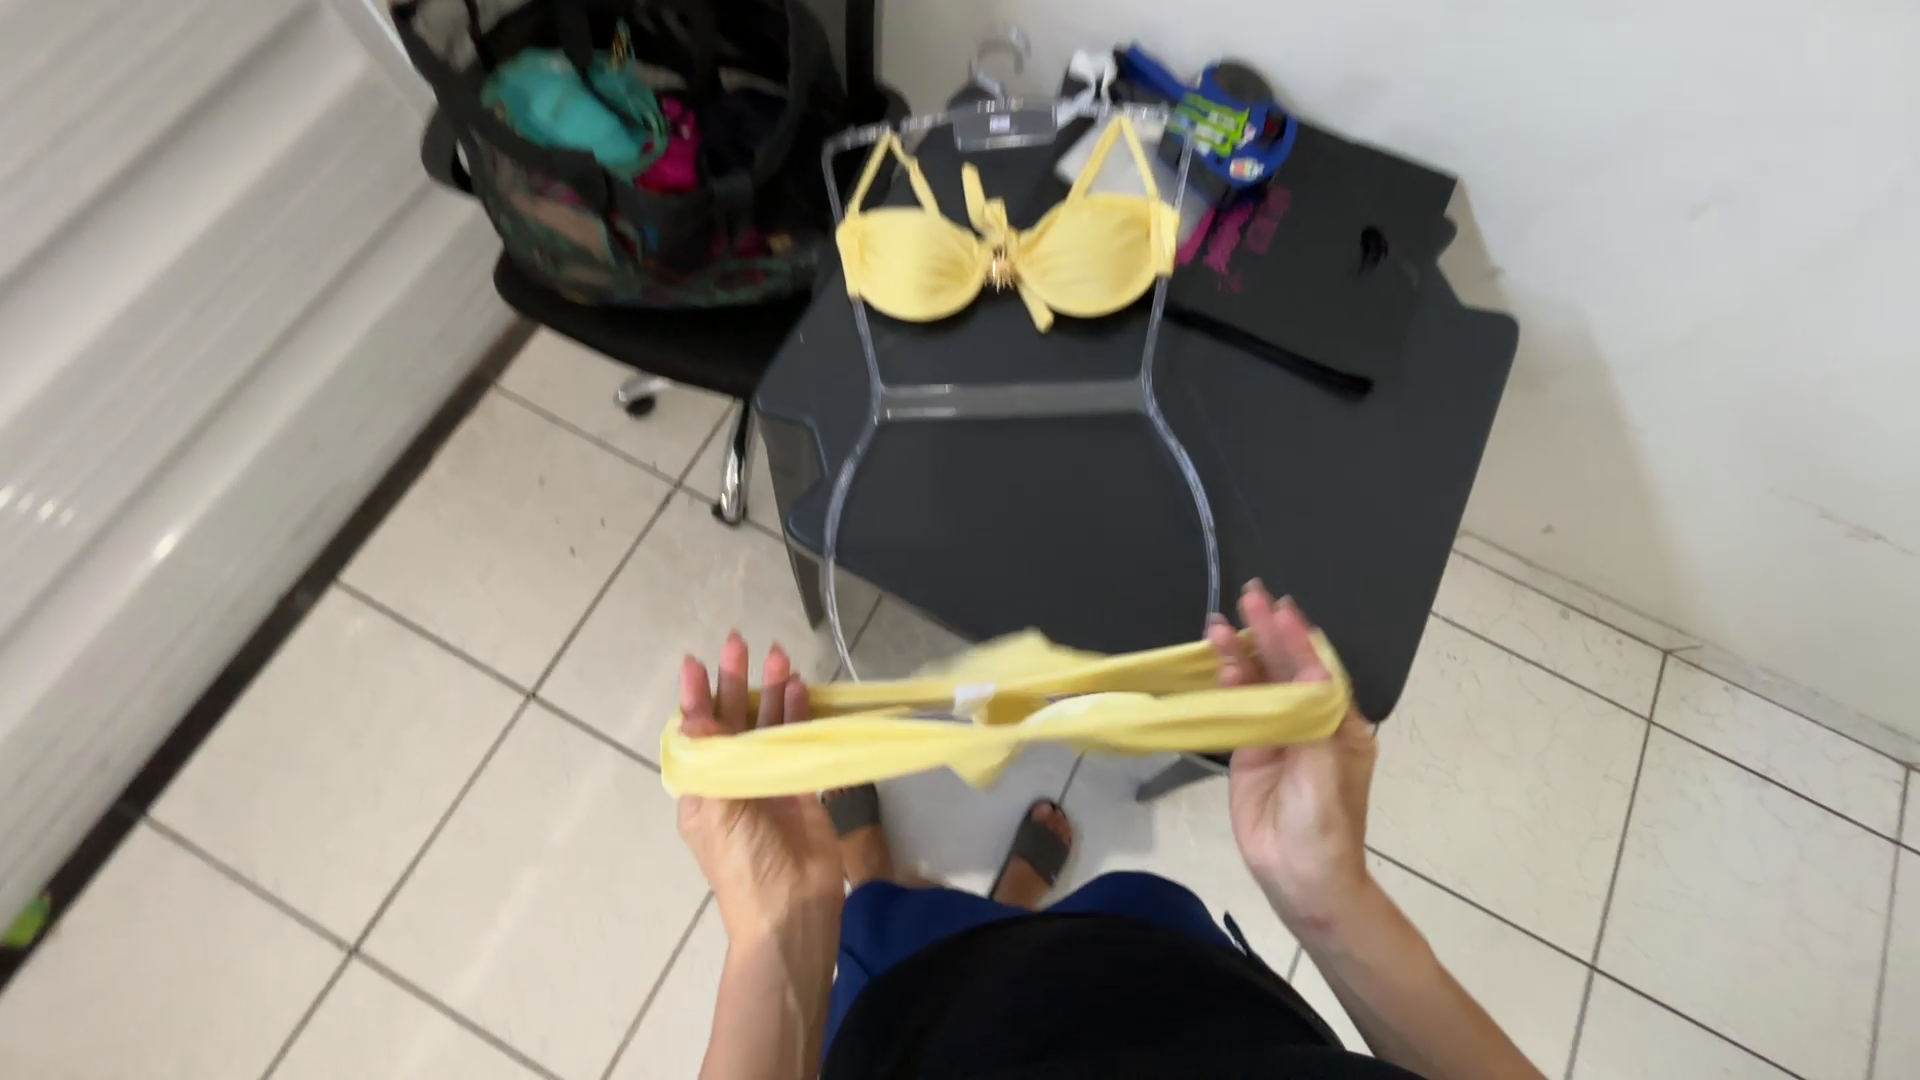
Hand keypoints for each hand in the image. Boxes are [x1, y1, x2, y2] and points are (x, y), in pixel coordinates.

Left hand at [675, 633, 843, 944]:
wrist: (789, 909)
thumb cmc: (742, 865)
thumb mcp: (715, 812)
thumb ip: (710, 759)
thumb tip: (694, 712)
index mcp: (703, 786)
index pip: (697, 730)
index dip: (695, 694)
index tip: (695, 661)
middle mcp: (733, 776)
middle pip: (734, 719)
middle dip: (735, 681)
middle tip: (739, 642)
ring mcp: (769, 779)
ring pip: (768, 724)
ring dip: (772, 690)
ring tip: (777, 654)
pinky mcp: (802, 785)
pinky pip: (798, 740)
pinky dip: (799, 714)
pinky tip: (800, 688)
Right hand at [1206, 582, 1378, 934]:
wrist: (1300, 879)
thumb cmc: (1325, 827)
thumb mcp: (1324, 772)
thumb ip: (1312, 720)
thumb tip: (1310, 668)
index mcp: (1338, 724)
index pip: (1315, 671)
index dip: (1295, 639)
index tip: (1279, 608)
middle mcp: (1306, 721)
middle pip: (1284, 669)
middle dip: (1267, 633)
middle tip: (1249, 595)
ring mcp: (1274, 734)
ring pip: (1256, 683)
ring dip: (1240, 652)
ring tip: (1218, 620)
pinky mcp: (1247, 749)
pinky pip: (1235, 708)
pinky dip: (1225, 681)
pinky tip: (1215, 658)